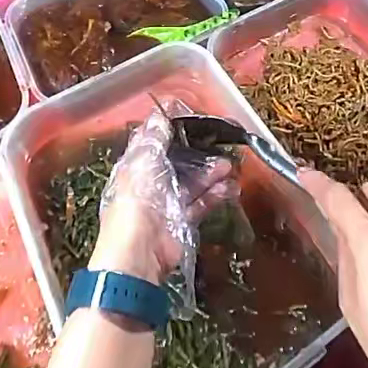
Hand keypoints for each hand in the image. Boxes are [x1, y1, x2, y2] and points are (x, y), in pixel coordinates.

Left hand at [91, 127, 235, 284]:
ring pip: (192, 181)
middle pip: (176, 160)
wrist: (139, 253)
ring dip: (211, 172)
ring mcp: (167, 202)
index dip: (168, 126)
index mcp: (136, 165)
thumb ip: (156, 138)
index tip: (189, 114)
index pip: (152, 140)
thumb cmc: (136, 202)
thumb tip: (160, 114)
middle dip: (197, 150)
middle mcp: (151, 182)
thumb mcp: (145, 162)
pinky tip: (231, 187)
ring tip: (230, 165)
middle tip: (218, 141)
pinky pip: (201, 203)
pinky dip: (216, 194)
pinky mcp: (181, 220)